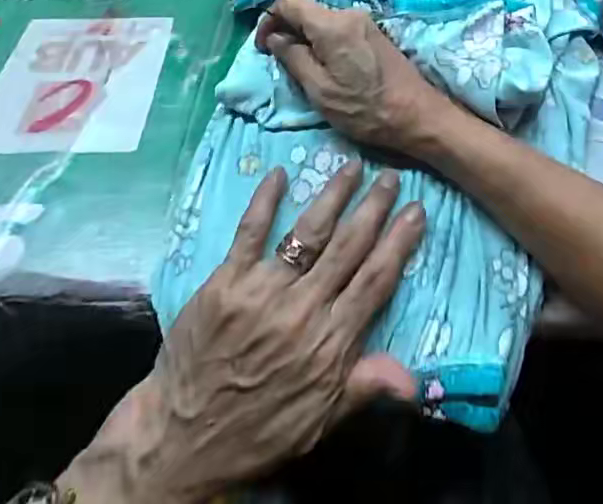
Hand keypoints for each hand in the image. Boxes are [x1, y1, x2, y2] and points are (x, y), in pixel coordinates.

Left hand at [59, 161, 424, 502]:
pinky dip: (265, 201)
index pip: (375, 280)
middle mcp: (303, 308)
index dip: (399, 243)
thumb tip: (414, 378)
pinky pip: (250, 232)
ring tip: (351, 167)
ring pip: (307, 233)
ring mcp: (264, 290)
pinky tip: (279, 174)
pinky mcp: (227, 280)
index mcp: (331, 342)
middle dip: (373, 208)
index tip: (416, 211)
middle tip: (391, 175)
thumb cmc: (261, 426)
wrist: (187, 435)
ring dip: (332, 196)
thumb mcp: (321, 421)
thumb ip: (366, 387)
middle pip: (347, 247)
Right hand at [254, 0, 458, 155]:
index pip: (288, 1)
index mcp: (332, 24)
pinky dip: (322, 41)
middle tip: (281, 62)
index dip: (269, 19)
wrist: (418, 115)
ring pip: (320, 20)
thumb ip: (293, 58)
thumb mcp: (320, 90)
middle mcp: (348, 14)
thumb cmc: (365, 109)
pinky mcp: (372, 33)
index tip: (264, 47)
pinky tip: (326, 66)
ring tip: (304, 69)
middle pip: (305, 9)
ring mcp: (363, 21)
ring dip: (305, 38)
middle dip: (286, 30)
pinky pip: (337, 28)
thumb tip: (275, 38)